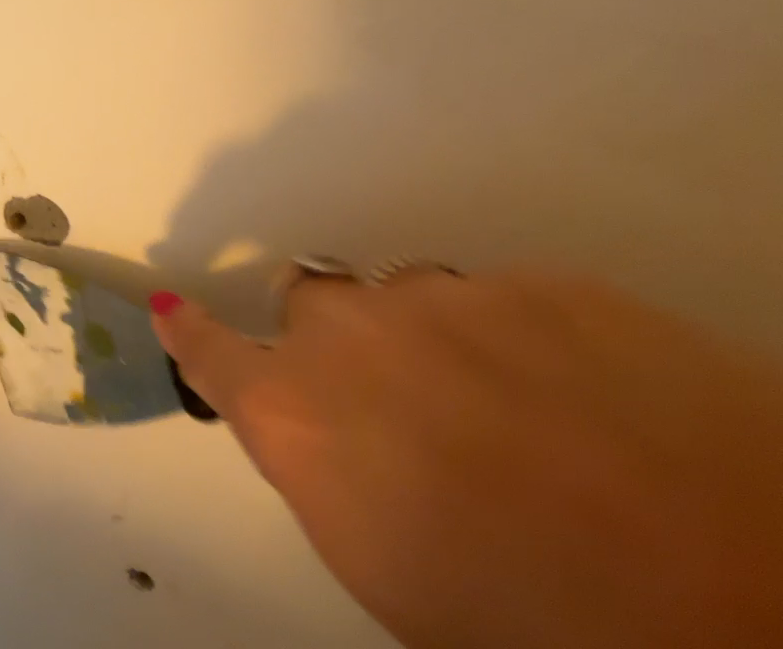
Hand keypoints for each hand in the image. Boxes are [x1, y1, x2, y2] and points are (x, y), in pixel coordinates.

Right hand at [152, 265, 782, 648]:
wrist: (742, 592)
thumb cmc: (521, 614)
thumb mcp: (378, 560)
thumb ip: (318, 467)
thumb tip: (314, 429)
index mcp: (291, 410)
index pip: (208, 349)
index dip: (191, 329)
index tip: (173, 306)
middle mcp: (346, 335)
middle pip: (311, 300)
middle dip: (339, 338)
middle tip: (401, 395)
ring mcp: (448, 299)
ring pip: (409, 295)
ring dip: (431, 334)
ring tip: (509, 399)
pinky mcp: (550, 283)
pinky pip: (504, 297)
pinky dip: (520, 335)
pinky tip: (585, 393)